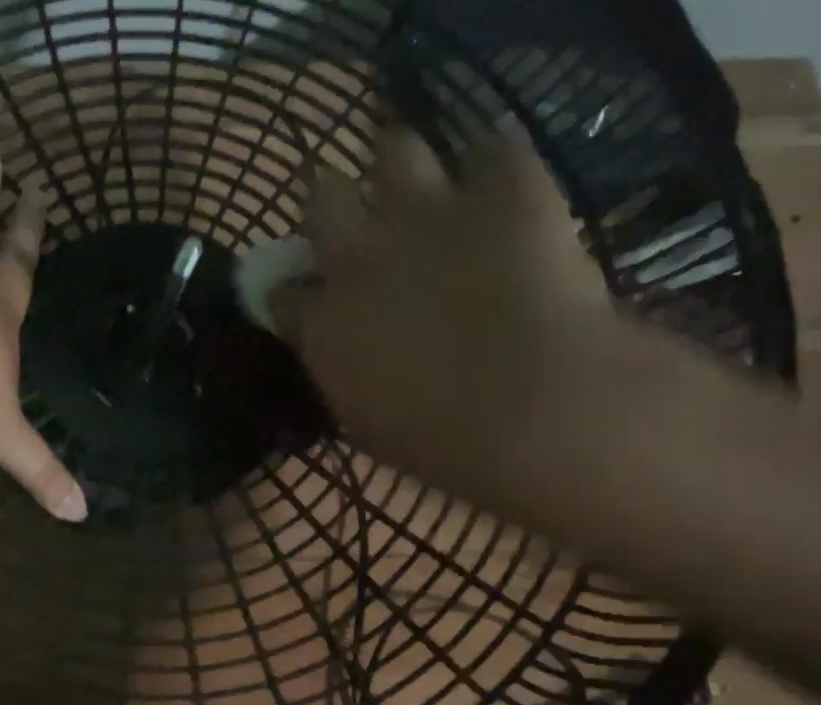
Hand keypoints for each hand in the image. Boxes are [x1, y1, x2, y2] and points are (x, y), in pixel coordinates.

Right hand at [271, 124, 621, 492]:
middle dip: (328, 204)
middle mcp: (362, 255)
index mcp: (324, 322)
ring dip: (399, 160)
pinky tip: (501, 165)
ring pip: (396, 150)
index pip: (282, 291)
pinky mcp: (507, 192)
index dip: (291, 290)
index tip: (302, 298)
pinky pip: (498, 146)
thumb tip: (341, 355)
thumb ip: (342, 373)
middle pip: (322, 199)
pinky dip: (497, 153)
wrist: (538, 408)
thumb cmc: (442, 441)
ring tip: (415, 175)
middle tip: (348, 216)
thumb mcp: (366, 421)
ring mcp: (432, 214)